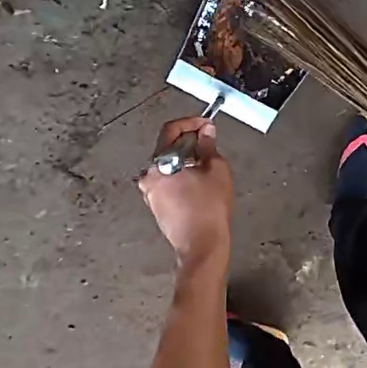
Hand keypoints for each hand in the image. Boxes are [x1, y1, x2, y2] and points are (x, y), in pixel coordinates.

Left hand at [139, 118, 234, 274]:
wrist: (203, 244)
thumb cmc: (209, 210)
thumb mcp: (216, 168)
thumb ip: (209, 145)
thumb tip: (206, 132)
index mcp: (160, 164)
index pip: (170, 130)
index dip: (191, 122)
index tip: (205, 124)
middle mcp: (149, 177)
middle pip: (167, 147)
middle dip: (189, 141)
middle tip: (209, 141)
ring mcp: (151, 192)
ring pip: (168, 164)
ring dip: (187, 158)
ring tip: (208, 163)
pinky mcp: (157, 205)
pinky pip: (168, 180)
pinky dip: (182, 174)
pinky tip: (200, 181)